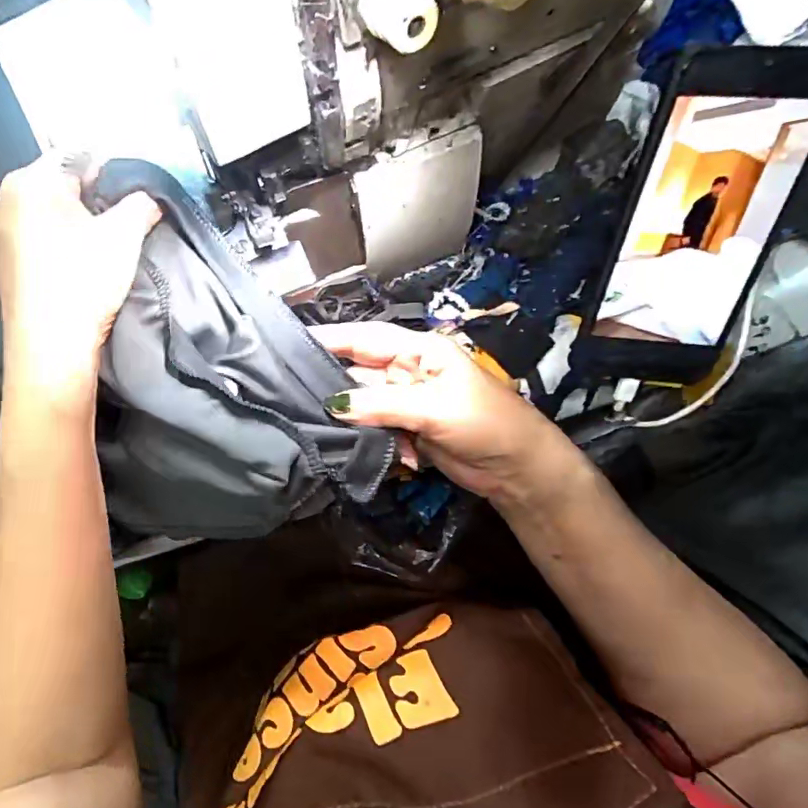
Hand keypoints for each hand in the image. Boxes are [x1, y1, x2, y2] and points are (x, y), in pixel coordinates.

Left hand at [0, 153, 160, 385]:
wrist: (50, 347)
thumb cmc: (83, 281)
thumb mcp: (125, 234)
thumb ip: (141, 203)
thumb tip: (148, 200)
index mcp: (29, 181)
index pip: (78, 155)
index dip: (111, 170)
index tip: (133, 193)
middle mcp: (6, 201)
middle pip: (61, 185)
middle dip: (94, 199)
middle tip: (123, 223)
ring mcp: (1, 236)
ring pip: (50, 215)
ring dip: (79, 225)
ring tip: (104, 249)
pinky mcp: (6, 266)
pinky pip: (40, 241)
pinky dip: (62, 247)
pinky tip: (81, 269)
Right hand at [311, 322, 586, 505]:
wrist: (517, 469)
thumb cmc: (486, 424)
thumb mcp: (435, 408)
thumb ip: (383, 405)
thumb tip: (334, 406)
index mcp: (418, 351)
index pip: (364, 338)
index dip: (328, 338)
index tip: (290, 343)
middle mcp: (406, 370)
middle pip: (356, 370)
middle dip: (330, 383)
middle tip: (291, 394)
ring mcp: (403, 401)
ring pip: (360, 403)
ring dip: (350, 418)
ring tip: (320, 427)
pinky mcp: (403, 428)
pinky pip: (371, 427)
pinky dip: (368, 439)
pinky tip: (366, 450)